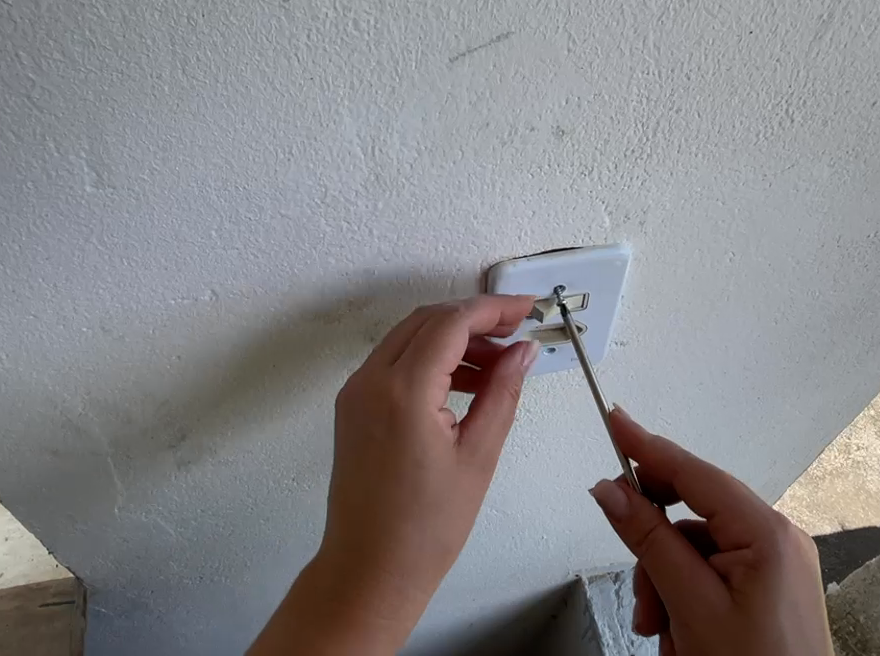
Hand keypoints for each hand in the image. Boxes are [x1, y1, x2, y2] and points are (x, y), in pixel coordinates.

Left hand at [249, 294, 540, 655]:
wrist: (368, 571)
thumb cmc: (425, 528)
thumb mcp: (478, 456)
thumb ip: (502, 392)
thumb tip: (524, 351)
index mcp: (402, 391)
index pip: (450, 322)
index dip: (492, 309)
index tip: (525, 309)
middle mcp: (370, 380)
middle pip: (428, 320)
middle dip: (474, 318)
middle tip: (516, 332)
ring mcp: (356, 390)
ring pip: (410, 335)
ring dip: (453, 337)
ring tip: (497, 364)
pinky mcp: (354, 403)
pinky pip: (395, 360)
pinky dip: (430, 358)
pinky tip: (464, 380)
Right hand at [588, 409, 832, 655]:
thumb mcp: (691, 606)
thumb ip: (648, 540)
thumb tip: (611, 491)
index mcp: (767, 533)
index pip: (693, 472)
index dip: (647, 446)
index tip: (615, 419)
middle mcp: (776, 539)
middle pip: (690, 512)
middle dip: (655, 548)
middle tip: (637, 580)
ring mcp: (774, 566)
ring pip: (693, 546)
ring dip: (664, 582)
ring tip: (661, 629)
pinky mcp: (767, 589)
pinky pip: (709, 570)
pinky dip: (684, 595)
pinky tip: (679, 634)